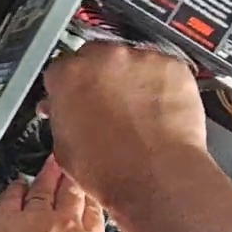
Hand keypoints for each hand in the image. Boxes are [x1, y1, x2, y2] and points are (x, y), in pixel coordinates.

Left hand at [0, 157, 176, 231]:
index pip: (99, 213)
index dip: (98, 201)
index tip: (99, 194)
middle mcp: (61, 227)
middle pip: (74, 192)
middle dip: (77, 179)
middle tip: (79, 166)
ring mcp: (30, 221)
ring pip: (44, 187)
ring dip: (51, 174)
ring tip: (56, 162)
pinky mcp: (0, 223)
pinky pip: (11, 194)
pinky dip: (17, 186)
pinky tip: (18, 184)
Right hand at [43, 43, 210, 210]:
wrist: (153, 175)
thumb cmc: (109, 167)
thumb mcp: (63, 148)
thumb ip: (60, 117)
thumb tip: (62, 112)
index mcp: (70, 76)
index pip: (58, 69)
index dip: (63, 88)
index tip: (69, 97)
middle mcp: (105, 59)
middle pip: (95, 56)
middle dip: (96, 78)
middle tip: (101, 106)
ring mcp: (141, 59)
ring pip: (130, 62)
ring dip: (128, 81)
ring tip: (131, 115)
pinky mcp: (173, 66)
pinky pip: (160, 69)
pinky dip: (157, 85)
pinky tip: (152, 112)